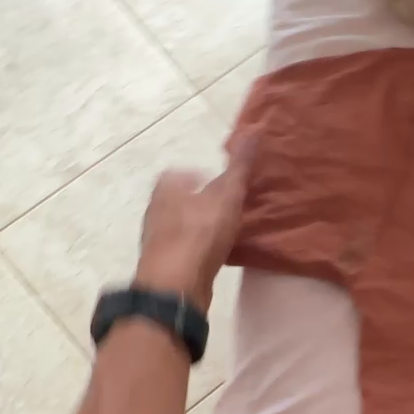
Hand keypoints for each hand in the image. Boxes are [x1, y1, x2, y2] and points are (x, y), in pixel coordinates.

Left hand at [132, 147, 249, 311]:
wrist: (176, 286)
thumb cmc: (199, 235)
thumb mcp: (226, 195)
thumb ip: (240, 165)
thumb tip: (257, 127)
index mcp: (167, 186)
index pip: (182, 172)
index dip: (201, 175)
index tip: (223, 183)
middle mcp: (157, 209)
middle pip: (182, 199)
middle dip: (203, 201)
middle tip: (230, 206)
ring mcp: (159, 239)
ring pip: (183, 225)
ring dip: (202, 226)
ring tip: (228, 232)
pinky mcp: (167, 265)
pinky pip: (187, 249)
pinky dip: (201, 249)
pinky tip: (218, 256)